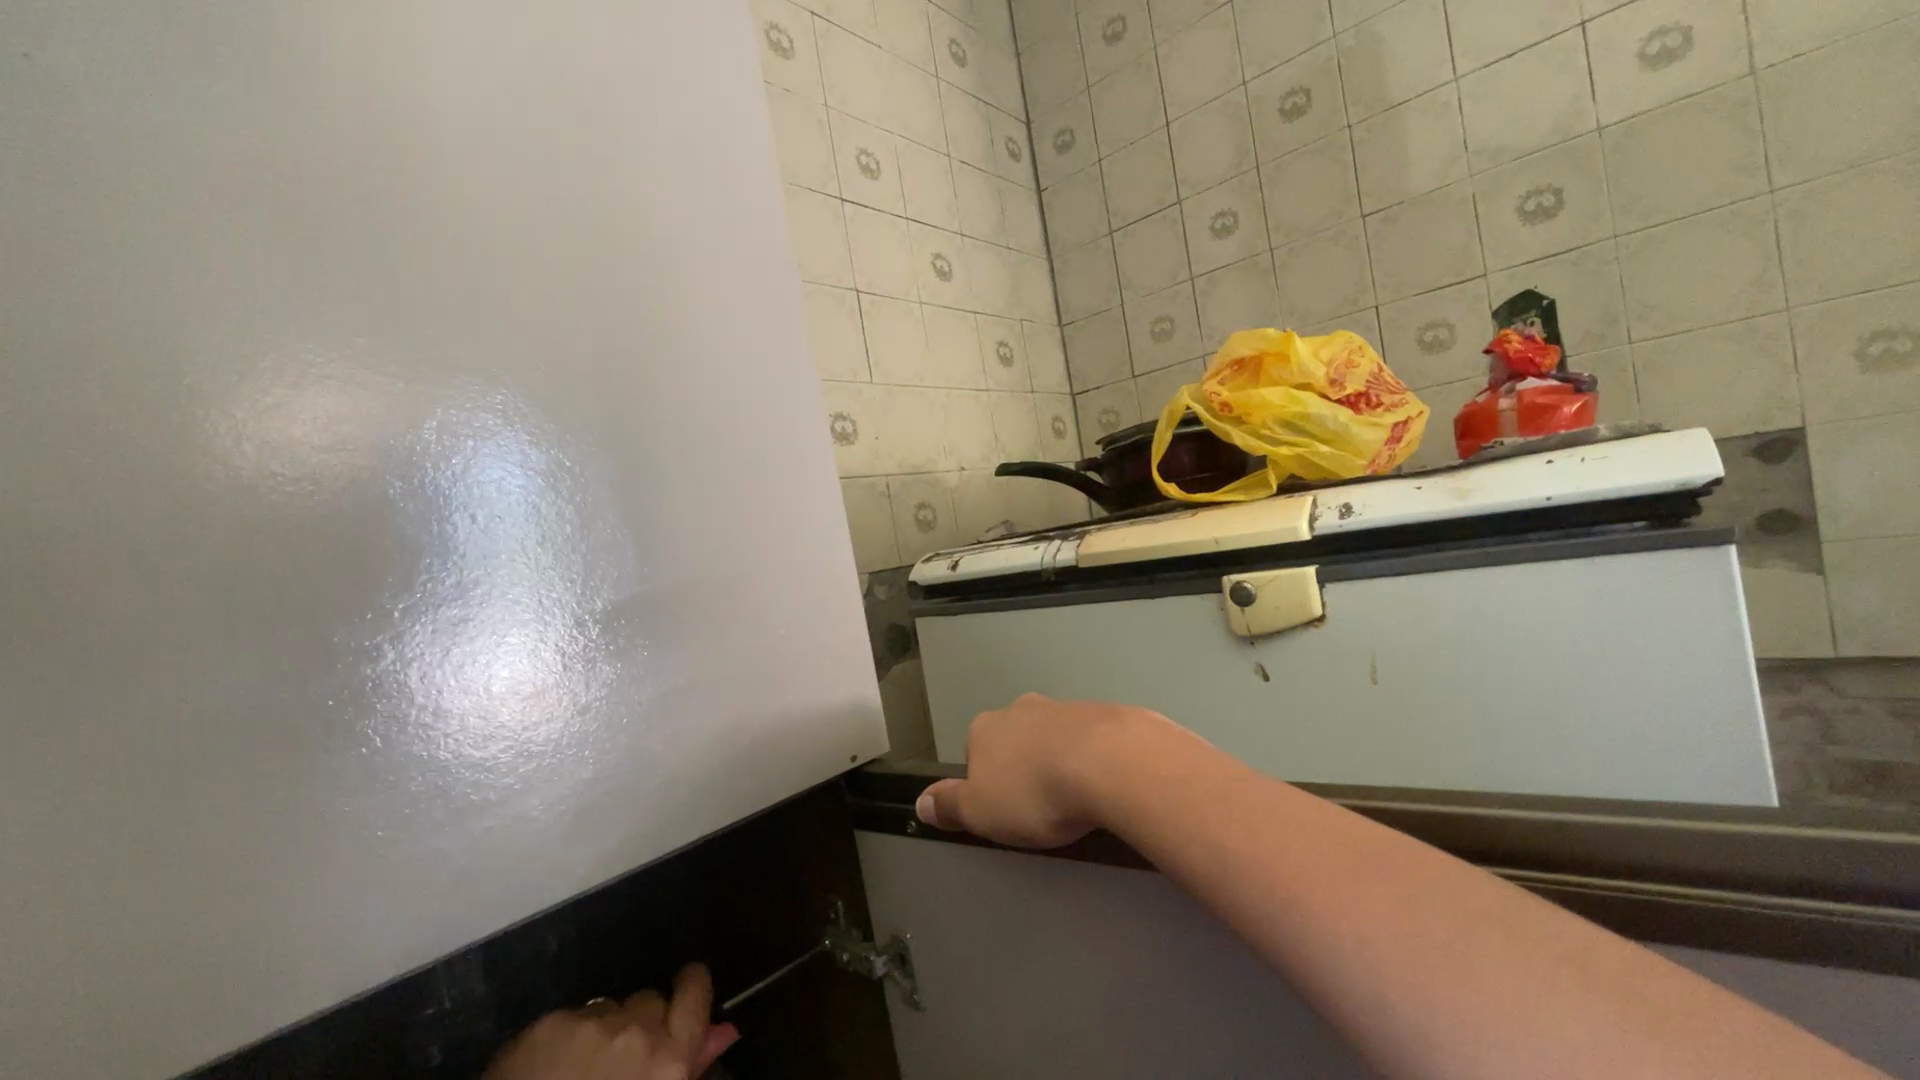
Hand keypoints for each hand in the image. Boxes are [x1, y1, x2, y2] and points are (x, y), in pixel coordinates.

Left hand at [483, 963, 738, 1079]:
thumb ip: (691, 1064)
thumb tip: (724, 1031)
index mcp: (669, 1057)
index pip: (695, 991)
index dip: (692, 986)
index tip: (687, 988)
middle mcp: (636, 1029)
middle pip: (650, 998)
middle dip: (642, 1019)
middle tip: (623, 1056)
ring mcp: (589, 1022)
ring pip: (609, 1007)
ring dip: (604, 1029)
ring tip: (583, 1067)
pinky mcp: (547, 1023)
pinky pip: (570, 1018)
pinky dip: (566, 1038)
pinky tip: (552, 1070)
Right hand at [915, 693, 1183, 847]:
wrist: (1112, 763)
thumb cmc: (1034, 792)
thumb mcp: (979, 811)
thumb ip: (949, 806)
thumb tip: (920, 803)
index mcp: (986, 728)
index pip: (975, 752)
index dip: (987, 783)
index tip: (1005, 810)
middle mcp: (1023, 708)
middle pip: (1016, 739)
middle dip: (1026, 766)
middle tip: (1042, 805)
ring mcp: (1067, 707)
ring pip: (1057, 737)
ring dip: (1063, 760)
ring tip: (1079, 799)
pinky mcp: (1108, 714)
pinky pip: (1095, 739)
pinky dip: (1098, 758)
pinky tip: (1108, 785)